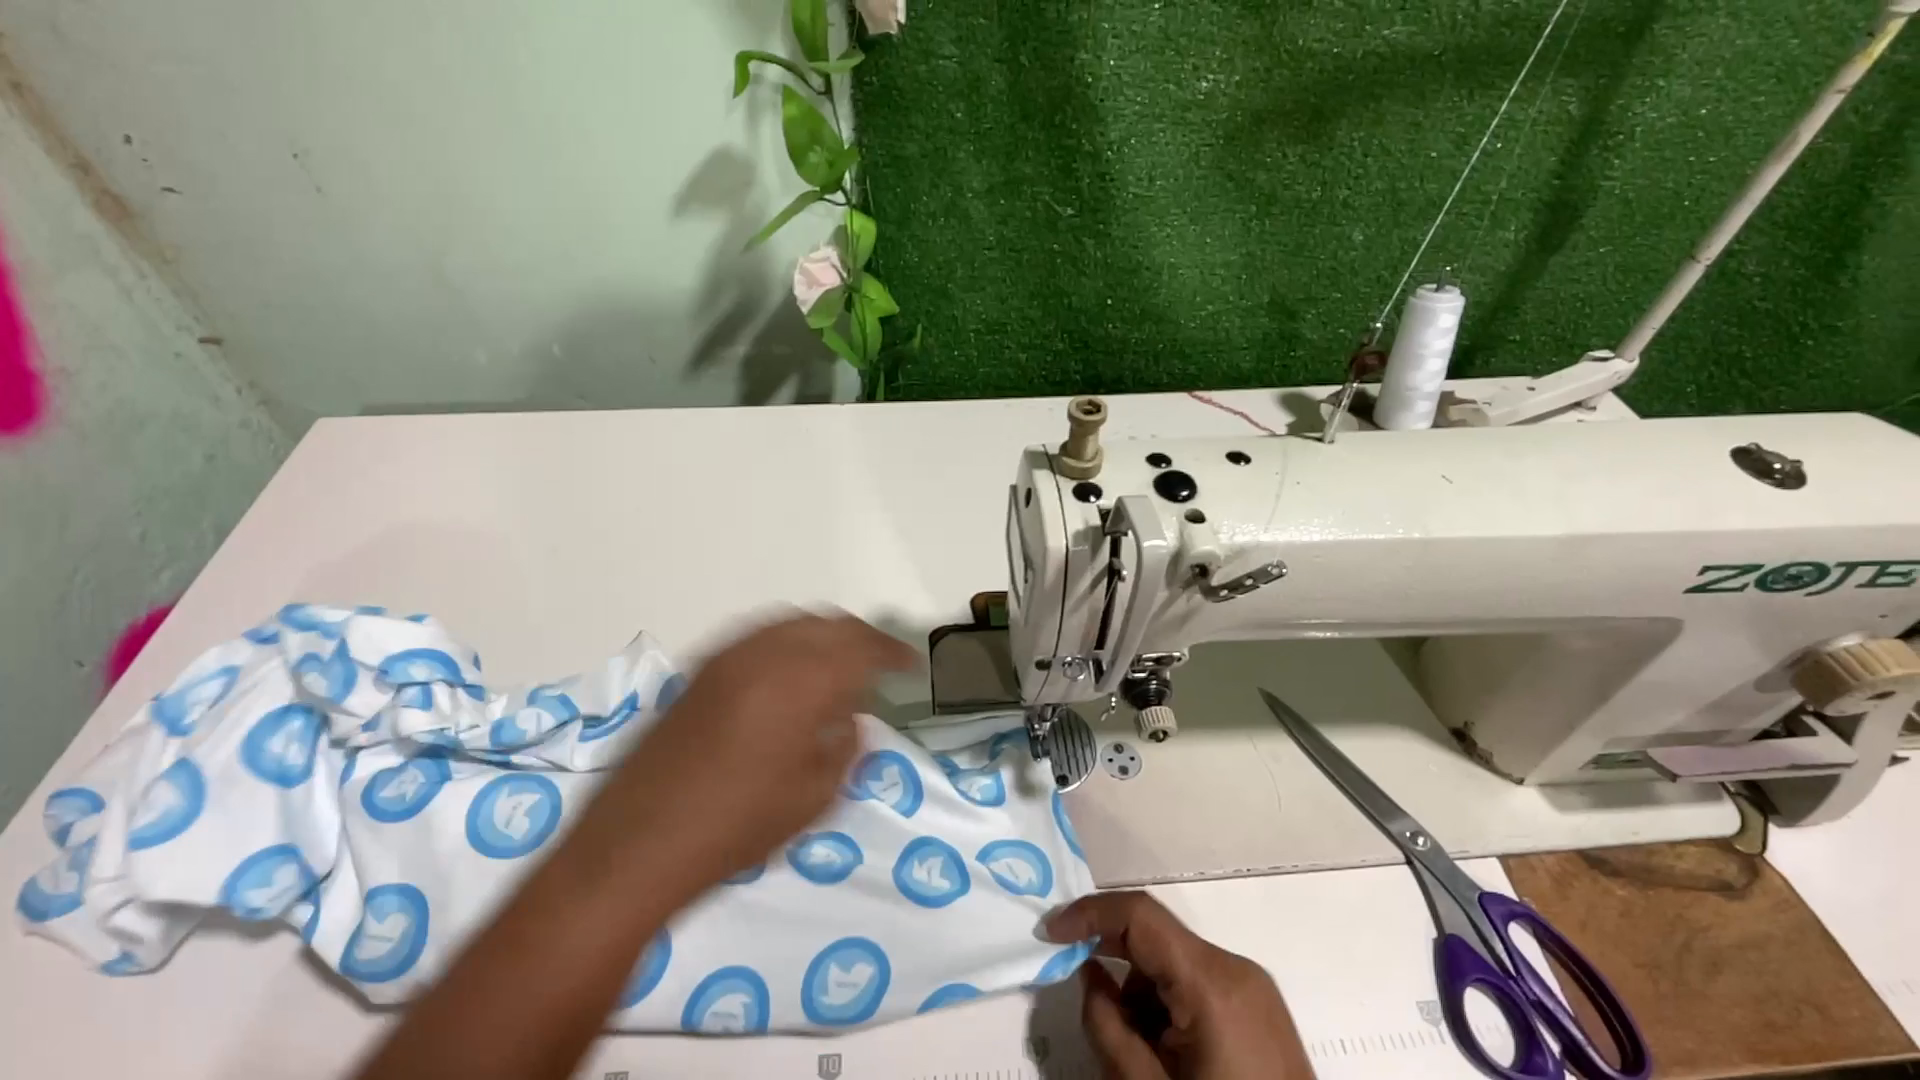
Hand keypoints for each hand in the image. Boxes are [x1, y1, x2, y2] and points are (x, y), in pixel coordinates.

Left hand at [614, 611, 915, 898]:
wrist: (639, 842)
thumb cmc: (739, 827)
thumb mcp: (814, 796)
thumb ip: (844, 745)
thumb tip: (851, 718)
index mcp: (801, 682)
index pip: (862, 647)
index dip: (893, 653)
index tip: (911, 667)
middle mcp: (765, 654)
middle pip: (828, 623)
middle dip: (861, 639)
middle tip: (881, 665)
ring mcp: (727, 657)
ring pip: (791, 623)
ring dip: (824, 637)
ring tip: (840, 667)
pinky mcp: (701, 671)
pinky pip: (759, 637)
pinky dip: (788, 643)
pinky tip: (792, 675)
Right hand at [1046, 891, 1314, 1079]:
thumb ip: (1106, 1023)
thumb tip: (1090, 972)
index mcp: (1211, 981)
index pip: (1140, 915)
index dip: (1088, 913)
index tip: (1047, 933)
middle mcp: (1237, 968)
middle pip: (1155, 939)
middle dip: (1111, 961)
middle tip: (1080, 996)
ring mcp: (1253, 988)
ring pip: (1173, 964)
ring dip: (1140, 993)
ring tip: (1140, 1057)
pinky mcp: (1259, 1008)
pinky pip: (1197, 984)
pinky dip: (1167, 1005)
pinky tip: (1167, 1056)